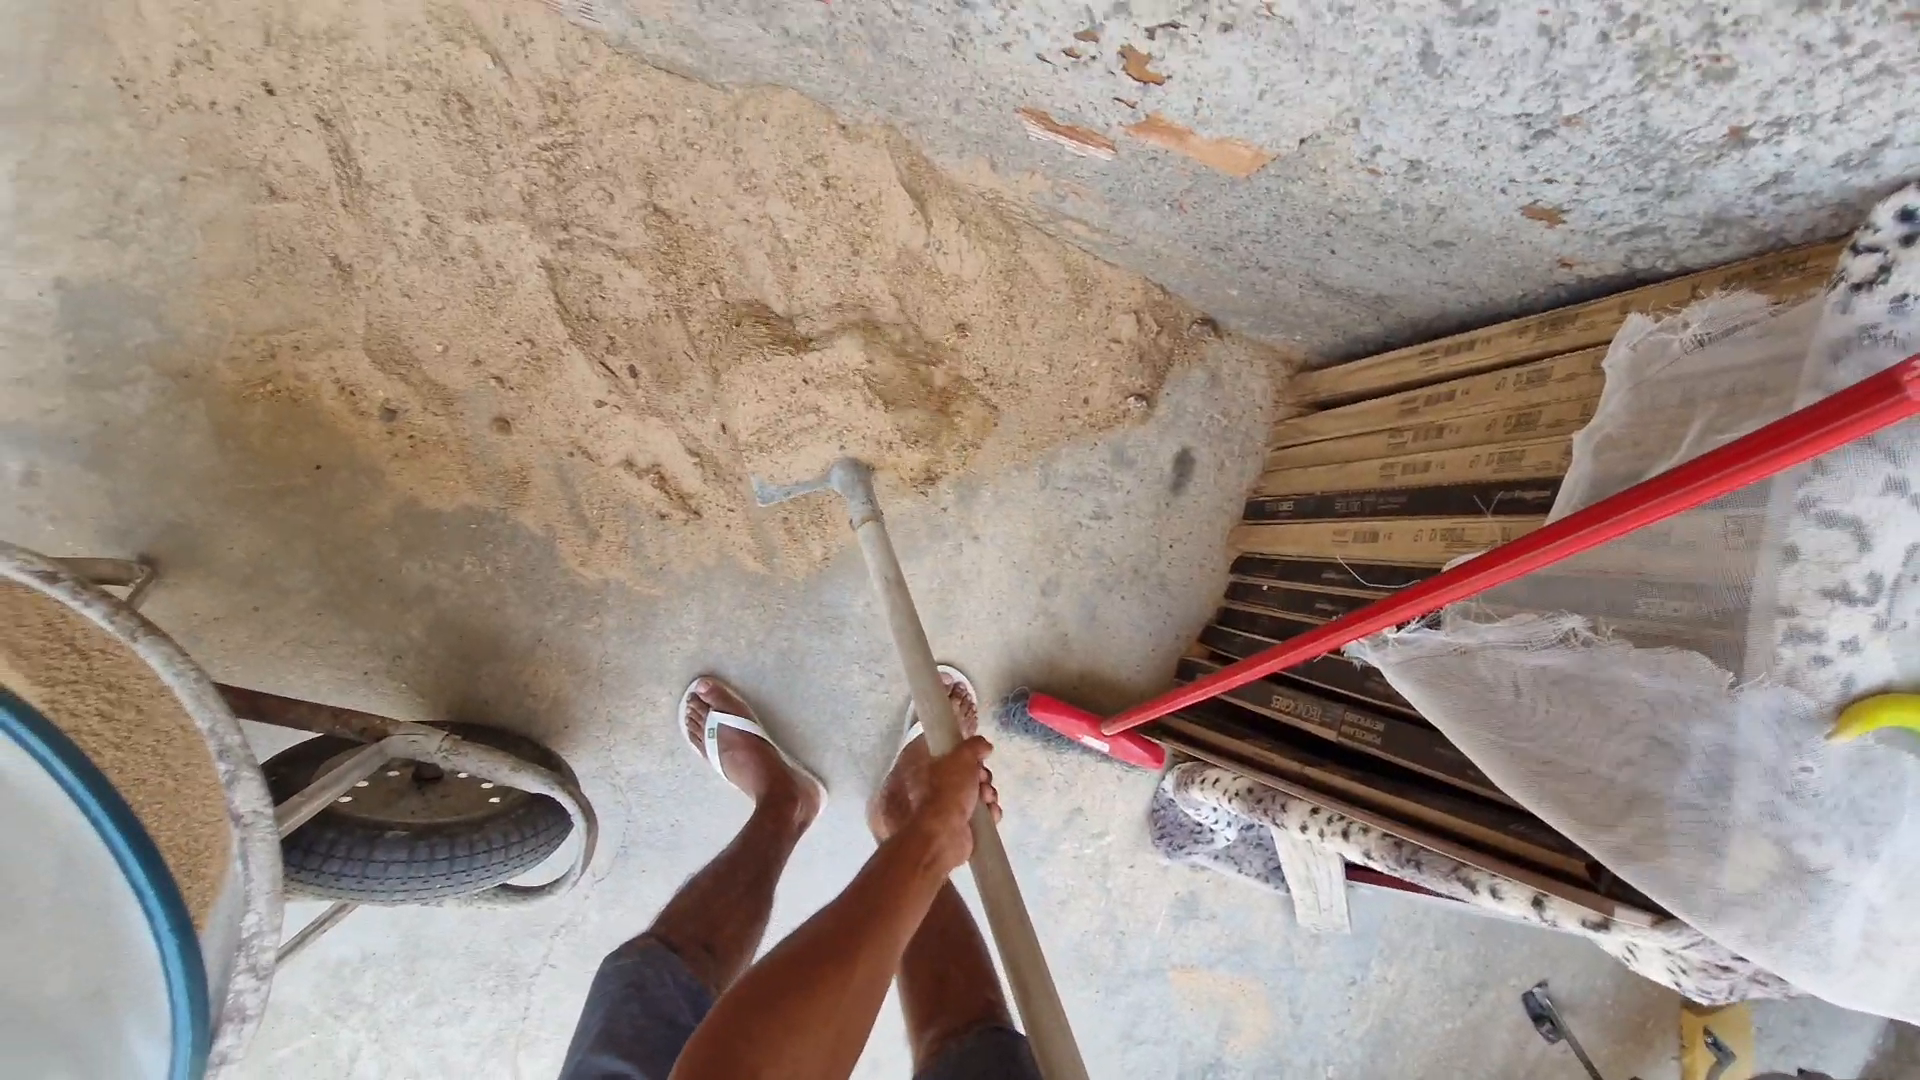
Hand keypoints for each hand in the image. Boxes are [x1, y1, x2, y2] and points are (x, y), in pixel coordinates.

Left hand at [901, 736, 999, 873]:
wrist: (944, 836)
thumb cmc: (947, 790)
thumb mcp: (962, 757)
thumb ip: (974, 746)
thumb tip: (983, 745)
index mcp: (922, 763)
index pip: (945, 747)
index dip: (965, 746)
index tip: (981, 748)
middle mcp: (931, 784)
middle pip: (966, 770)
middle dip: (981, 774)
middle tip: (982, 778)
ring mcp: (946, 806)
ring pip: (976, 791)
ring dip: (987, 793)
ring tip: (985, 798)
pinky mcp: (960, 825)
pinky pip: (981, 813)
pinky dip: (989, 812)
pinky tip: (989, 814)